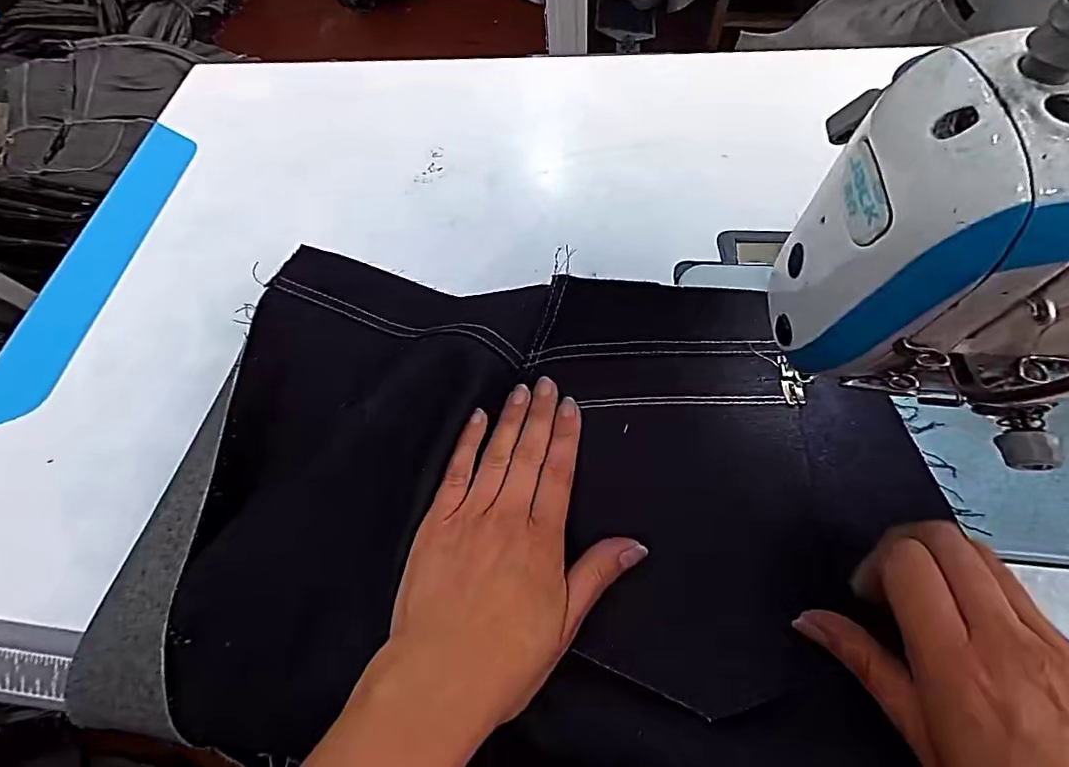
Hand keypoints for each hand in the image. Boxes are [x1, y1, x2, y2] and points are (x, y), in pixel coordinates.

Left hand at [307, 378, 647, 766]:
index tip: (572, 408)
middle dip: (542, 415)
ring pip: (496, 455)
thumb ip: (598, 573)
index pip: (560, 472)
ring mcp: (469, 518)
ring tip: (522, 391)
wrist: (435, 682)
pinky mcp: (435, 525)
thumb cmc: (501, 660)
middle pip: (530, 454)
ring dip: (511, 419)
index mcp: (541, 540)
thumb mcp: (564, 622)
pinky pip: (455, 473)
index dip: (568, 436)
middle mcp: (508, 520)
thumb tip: (634, 545)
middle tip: (549, 385)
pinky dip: (467, 443)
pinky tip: (477, 420)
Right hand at [794, 522, 1068, 766]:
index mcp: (960, 672)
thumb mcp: (923, 744)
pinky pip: (1028, 595)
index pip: (907, 560)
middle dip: (906, 545)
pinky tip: (985, 636)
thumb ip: (868, 668)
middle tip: (893, 581)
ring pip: (985, 554)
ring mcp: (1054, 646)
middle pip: (944, 537)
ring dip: (948, 562)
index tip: (869, 591)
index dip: (877, 562)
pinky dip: (991, 595)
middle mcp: (1009, 646)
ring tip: (935, 604)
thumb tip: (816, 624)